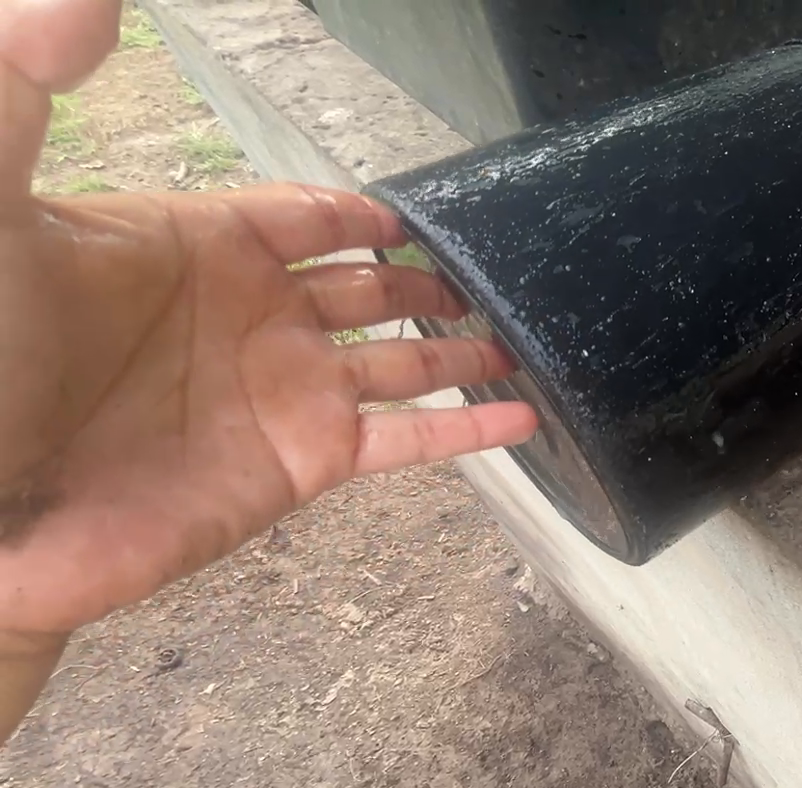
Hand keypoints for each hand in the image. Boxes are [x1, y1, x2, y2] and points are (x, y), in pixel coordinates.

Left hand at [0, 2, 535, 655]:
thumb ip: (21, 89)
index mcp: (197, 251)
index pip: (299, 218)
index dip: (355, 213)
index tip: (416, 217)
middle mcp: (260, 320)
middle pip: (370, 293)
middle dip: (427, 286)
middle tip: (491, 286)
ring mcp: (296, 393)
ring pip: (406, 363)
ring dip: (464, 353)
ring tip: (524, 345)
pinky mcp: (320, 459)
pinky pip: (417, 440)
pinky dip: (474, 431)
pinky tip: (526, 417)